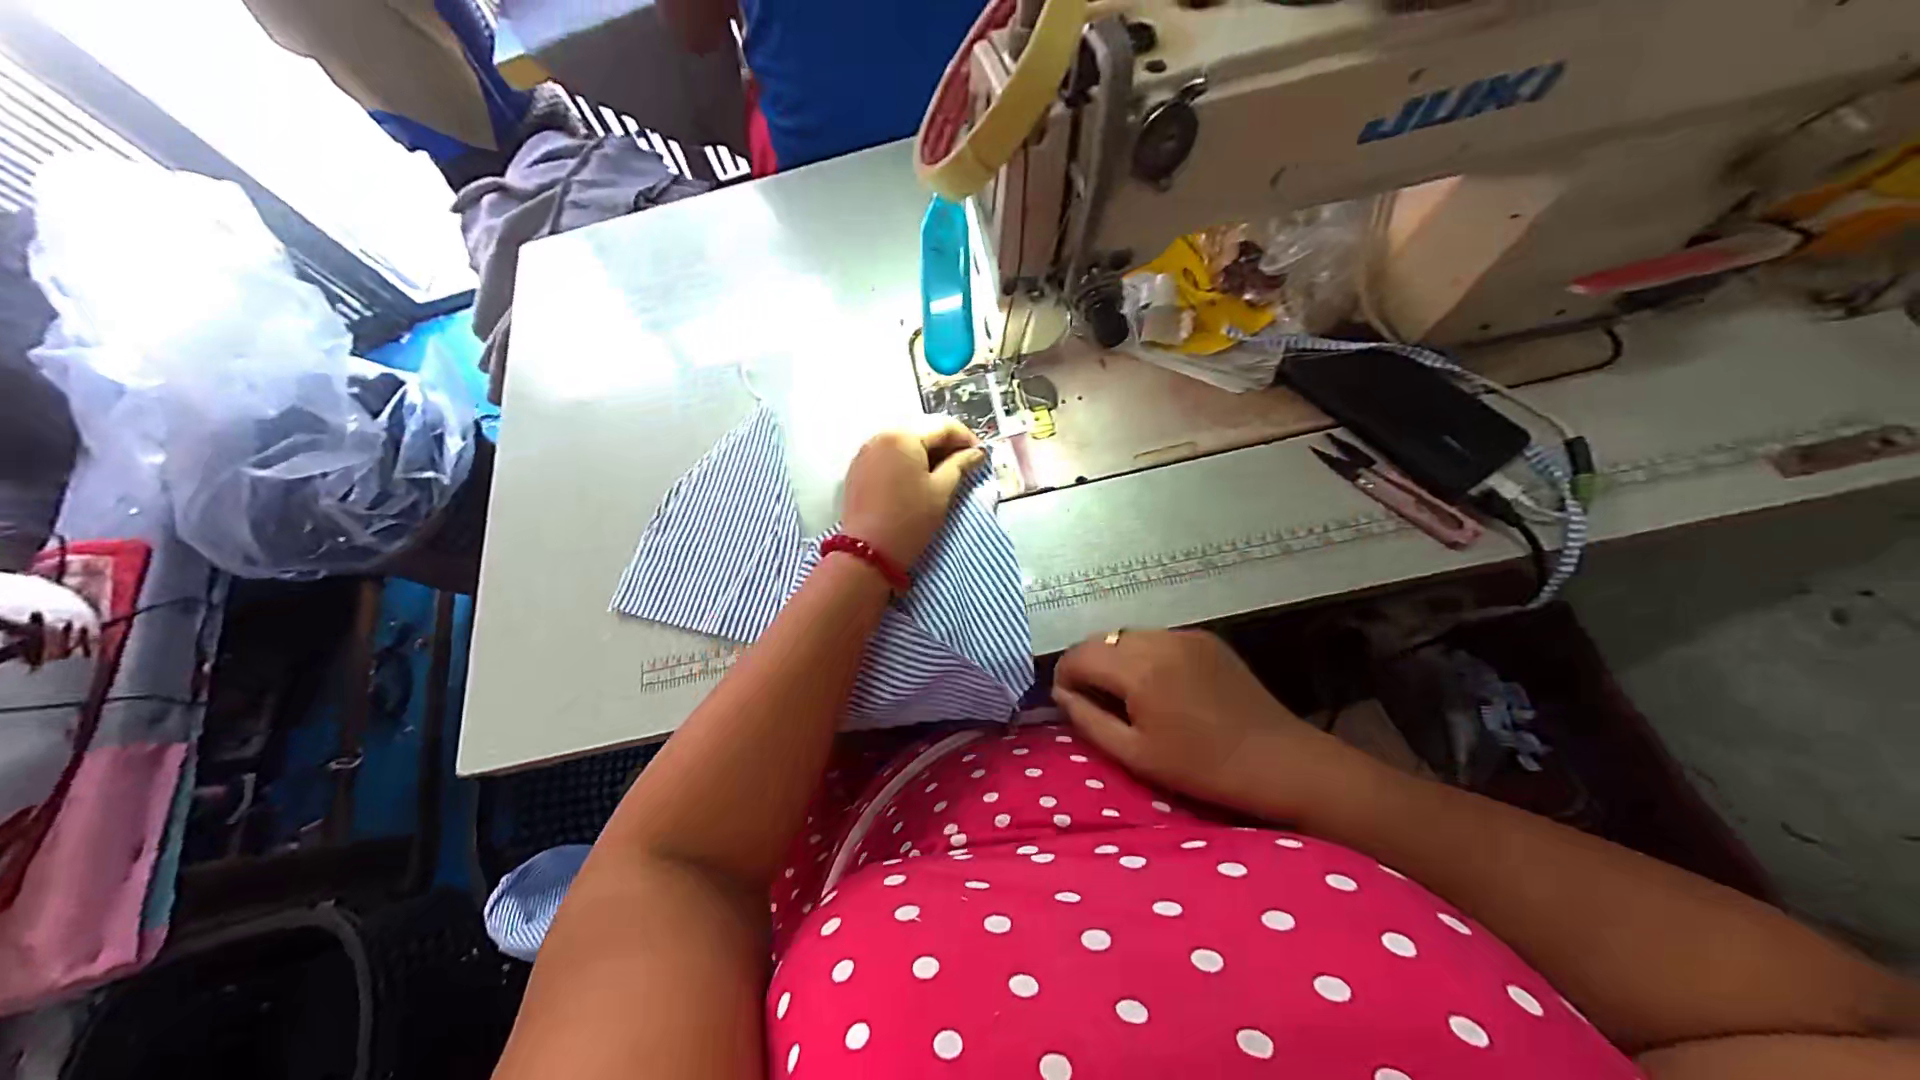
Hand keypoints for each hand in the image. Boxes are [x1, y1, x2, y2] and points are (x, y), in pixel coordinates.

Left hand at [841, 419, 986, 568]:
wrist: (868, 553)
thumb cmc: (910, 520)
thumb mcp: (941, 491)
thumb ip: (960, 465)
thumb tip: (976, 453)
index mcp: (903, 436)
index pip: (943, 426)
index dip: (966, 438)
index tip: (980, 455)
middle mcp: (881, 436)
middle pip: (922, 430)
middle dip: (945, 444)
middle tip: (965, 464)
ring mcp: (866, 452)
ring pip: (905, 442)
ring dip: (926, 452)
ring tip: (944, 473)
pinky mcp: (858, 468)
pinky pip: (889, 455)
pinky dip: (907, 461)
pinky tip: (918, 479)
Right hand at [1051, 629, 1361, 818]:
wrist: (1279, 761)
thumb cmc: (1201, 767)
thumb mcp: (1135, 754)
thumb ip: (1088, 719)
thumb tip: (1061, 694)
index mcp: (1139, 668)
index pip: (1079, 654)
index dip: (1064, 676)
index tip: (1067, 701)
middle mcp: (1159, 639)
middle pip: (1101, 639)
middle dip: (1088, 665)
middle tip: (1093, 701)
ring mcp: (1185, 634)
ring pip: (1128, 636)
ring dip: (1115, 658)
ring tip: (1125, 694)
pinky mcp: (1205, 638)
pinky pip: (1157, 638)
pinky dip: (1144, 655)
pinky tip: (1158, 685)